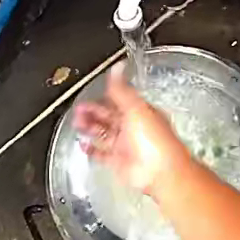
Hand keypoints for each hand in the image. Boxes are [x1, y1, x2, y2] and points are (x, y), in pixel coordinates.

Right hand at [72, 66, 190, 196]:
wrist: (162, 172)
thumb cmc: (155, 140)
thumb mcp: (136, 108)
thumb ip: (122, 89)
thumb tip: (118, 67)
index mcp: (139, 112)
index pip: (119, 100)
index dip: (104, 96)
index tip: (90, 93)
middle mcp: (133, 128)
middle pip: (109, 117)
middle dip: (93, 112)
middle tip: (78, 109)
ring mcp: (125, 145)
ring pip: (103, 133)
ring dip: (89, 127)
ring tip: (77, 122)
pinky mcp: (119, 162)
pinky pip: (102, 153)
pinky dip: (92, 149)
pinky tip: (83, 144)